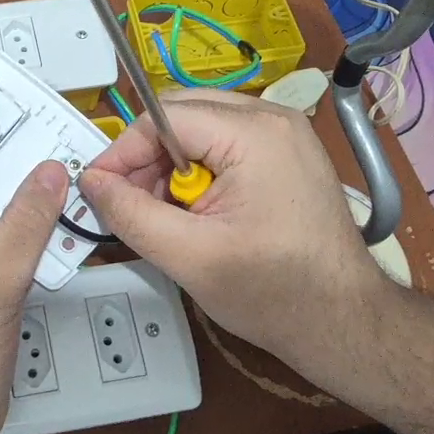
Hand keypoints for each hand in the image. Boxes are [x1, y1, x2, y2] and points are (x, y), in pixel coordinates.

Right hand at [77, 89, 389, 363]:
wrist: (344, 320)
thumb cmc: (273, 292)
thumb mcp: (189, 256)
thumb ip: (131, 213)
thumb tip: (90, 181)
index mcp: (254, 132)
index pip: (164, 116)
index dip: (124, 151)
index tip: (100, 190)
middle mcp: (272, 117)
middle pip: (181, 113)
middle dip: (147, 157)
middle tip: (132, 203)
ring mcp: (284, 132)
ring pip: (199, 126)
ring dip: (170, 164)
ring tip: (166, 214)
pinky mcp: (286, 151)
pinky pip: (223, 141)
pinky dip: (198, 169)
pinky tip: (196, 210)